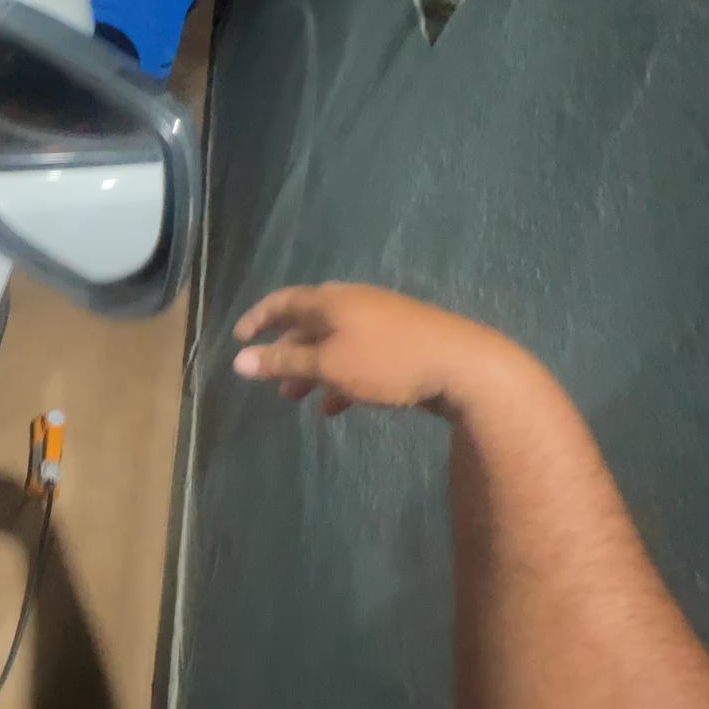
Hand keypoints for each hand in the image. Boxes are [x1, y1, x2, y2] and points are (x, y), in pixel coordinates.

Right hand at [232, 282, 509, 415]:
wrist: (470, 369)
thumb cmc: (388, 362)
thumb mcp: (328, 365)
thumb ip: (282, 363)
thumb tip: (238, 361)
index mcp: (331, 301)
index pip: (282, 301)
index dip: (257, 319)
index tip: (240, 340)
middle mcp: (353, 304)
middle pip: (307, 325)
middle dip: (285, 352)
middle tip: (270, 378)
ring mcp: (381, 323)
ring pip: (332, 344)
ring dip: (310, 369)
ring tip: (296, 397)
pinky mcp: (403, 344)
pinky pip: (358, 358)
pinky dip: (340, 378)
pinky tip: (334, 407)